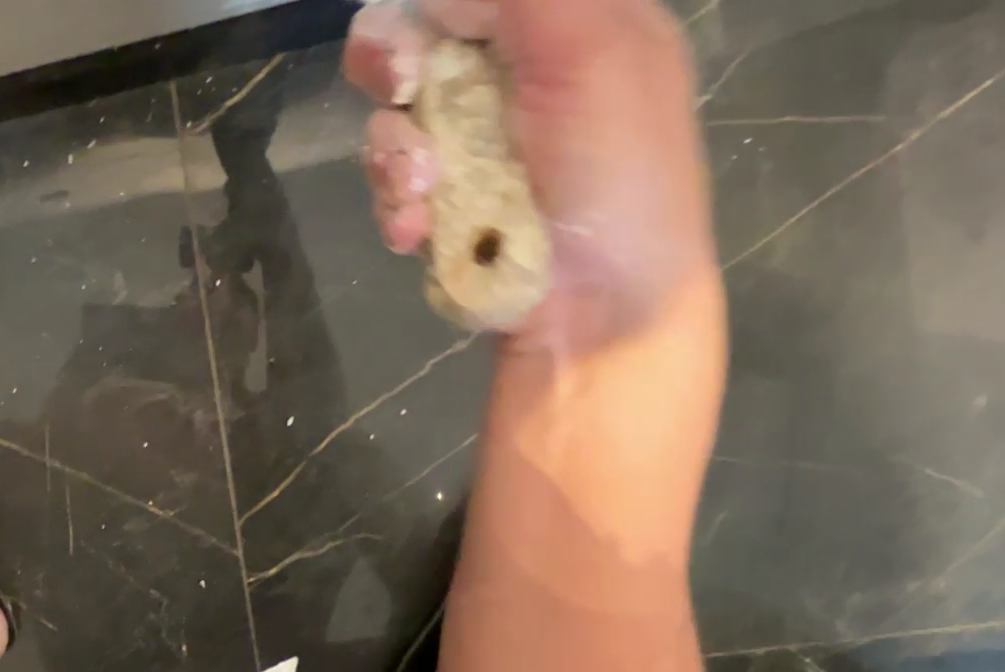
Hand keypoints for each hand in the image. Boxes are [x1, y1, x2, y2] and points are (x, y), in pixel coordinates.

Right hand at [345, 0, 715, 350]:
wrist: (594, 307)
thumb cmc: (616, 173)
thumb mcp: (596, 51)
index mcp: (565, 24)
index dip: (436, 7)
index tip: (428, 43)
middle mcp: (509, 79)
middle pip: (410, 43)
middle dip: (391, 67)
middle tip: (403, 90)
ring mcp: (467, 148)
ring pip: (388, 120)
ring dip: (394, 157)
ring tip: (423, 196)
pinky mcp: (440, 206)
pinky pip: (389, 185)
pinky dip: (394, 206)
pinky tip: (416, 231)